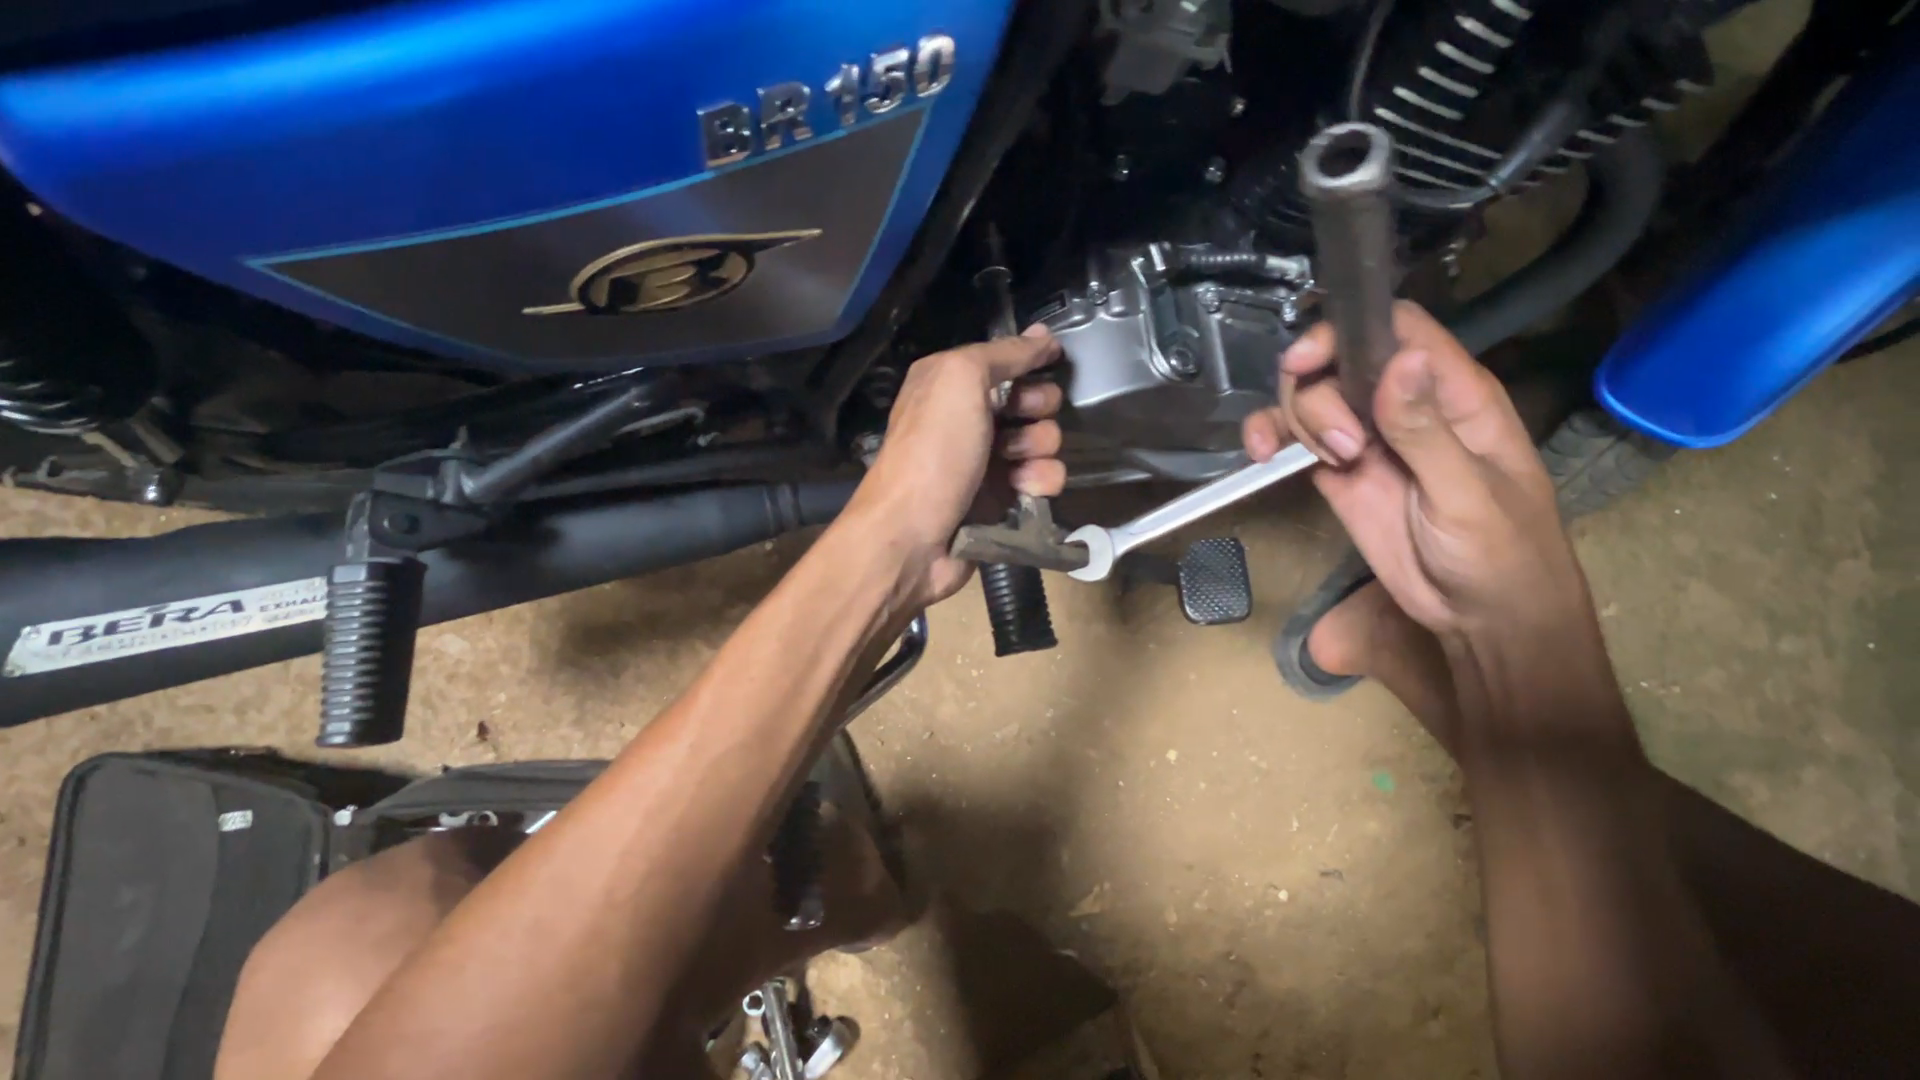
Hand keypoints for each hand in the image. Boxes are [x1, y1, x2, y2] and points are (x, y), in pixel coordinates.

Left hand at [841, 326, 1065, 608]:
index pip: (1008, 360)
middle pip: (1032, 400)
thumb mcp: (960, 380)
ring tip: (1017, 466)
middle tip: (1023, 421)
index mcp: (950, 382)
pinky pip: (1043, 479)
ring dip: (1041, 449)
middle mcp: (968, 417)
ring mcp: (986, 459)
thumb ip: (1005, 353)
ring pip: (1043, 441)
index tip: (1049, 366)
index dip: (1031, 365)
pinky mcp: (1002, 498)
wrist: (912, 536)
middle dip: (1038, 409)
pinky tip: (1026, 490)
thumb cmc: (933, 451)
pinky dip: (1041, 482)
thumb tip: (1044, 334)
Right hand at [1241, 302, 1591, 647]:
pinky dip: (1272, 438)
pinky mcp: (1340, 472)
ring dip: (1298, 418)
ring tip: (1329, 461)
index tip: (1308, 363)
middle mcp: (1405, 405)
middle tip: (1339, 445)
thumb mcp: (1468, 494)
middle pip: (1339, 360)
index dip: (1348, 332)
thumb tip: (1400, 360)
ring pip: (1311, 396)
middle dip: (1319, 392)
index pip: (1396, 330)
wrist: (1483, 617)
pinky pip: (1296, 440)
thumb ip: (1427, 430)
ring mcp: (1369, 438)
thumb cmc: (1502, 554)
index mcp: (1453, 394)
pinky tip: (1261, 454)